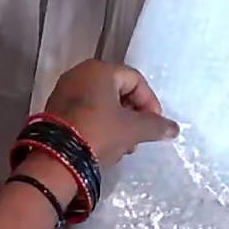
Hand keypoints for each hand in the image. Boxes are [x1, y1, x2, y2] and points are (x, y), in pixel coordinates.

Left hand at [43, 60, 178, 168]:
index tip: (154, 125)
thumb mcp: (132, 130)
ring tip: (122, 147)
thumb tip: (174, 129)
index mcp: (99, 70)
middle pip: (117, 92)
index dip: (149, 103)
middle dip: (132, 117)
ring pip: (101, 105)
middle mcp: (79, 74)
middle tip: (137, 138)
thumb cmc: (99, 134)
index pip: (135, 80)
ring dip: (117, 125)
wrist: (56, 158)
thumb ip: (156, 126)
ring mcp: (63, 92)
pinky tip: (103, 146)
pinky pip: (84, 113)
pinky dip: (98, 126)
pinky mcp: (54, 111)